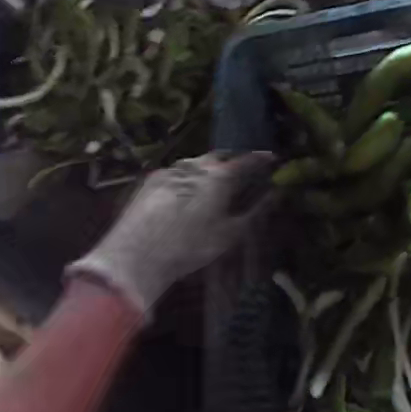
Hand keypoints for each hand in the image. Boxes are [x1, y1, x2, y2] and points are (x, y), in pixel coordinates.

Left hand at [68, 152, 277, 314]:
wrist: (137, 255)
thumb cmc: (190, 246)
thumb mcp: (229, 234)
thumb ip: (254, 212)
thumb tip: (273, 195)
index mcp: (219, 175)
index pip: (247, 160)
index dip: (261, 158)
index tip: (272, 158)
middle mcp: (195, 165)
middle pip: (220, 156)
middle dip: (233, 161)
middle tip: (242, 171)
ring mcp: (170, 170)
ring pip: (196, 163)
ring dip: (209, 169)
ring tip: (214, 183)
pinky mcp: (151, 180)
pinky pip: (177, 173)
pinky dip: (188, 179)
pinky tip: (186, 194)